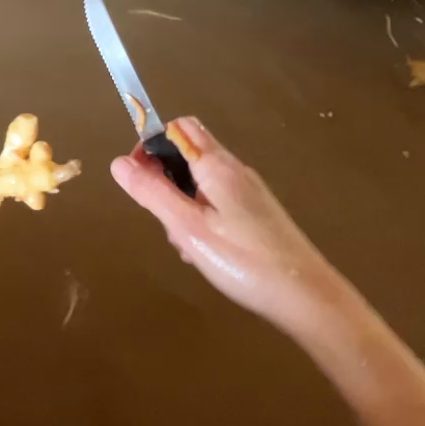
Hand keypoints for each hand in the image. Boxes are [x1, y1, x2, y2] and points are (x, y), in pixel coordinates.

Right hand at [111, 117, 342, 330]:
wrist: (306, 297)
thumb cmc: (243, 260)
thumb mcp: (188, 228)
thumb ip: (152, 193)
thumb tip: (118, 162)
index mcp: (217, 166)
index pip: (177, 128)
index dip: (151, 145)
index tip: (137, 179)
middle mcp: (235, 170)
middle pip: (187, 153)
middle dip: (164, 178)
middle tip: (162, 216)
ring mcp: (249, 192)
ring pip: (200, 181)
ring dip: (181, 203)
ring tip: (185, 242)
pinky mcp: (257, 213)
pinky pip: (216, 201)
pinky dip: (201, 217)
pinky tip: (205, 251)